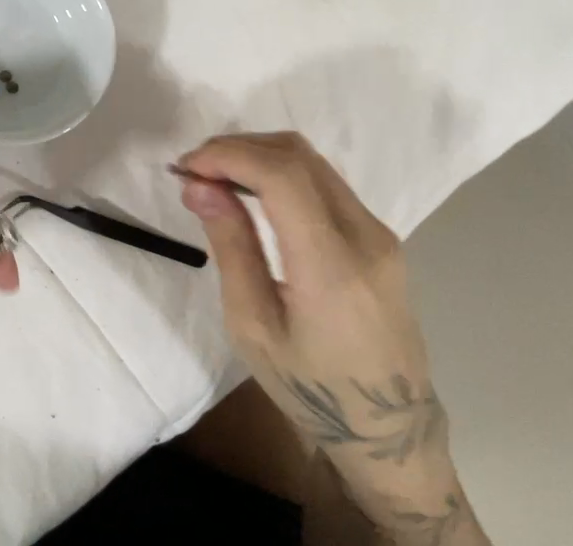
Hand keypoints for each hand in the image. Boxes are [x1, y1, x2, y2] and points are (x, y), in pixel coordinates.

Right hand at [177, 133, 485, 544]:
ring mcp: (379, 234)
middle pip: (298, 155)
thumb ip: (230, 247)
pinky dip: (278, 172)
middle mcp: (366, 237)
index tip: (185, 168)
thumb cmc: (309, 385)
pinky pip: (323, 182)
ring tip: (213, 180)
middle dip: (236, 148)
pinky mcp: (378, 237)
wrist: (386, 425)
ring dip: (256, 156)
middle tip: (192, 172)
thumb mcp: (252, 325)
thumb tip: (199, 185)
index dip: (228, 155)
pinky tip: (249, 194)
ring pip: (312, 161)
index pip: (282, 176)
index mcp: (332, 267)